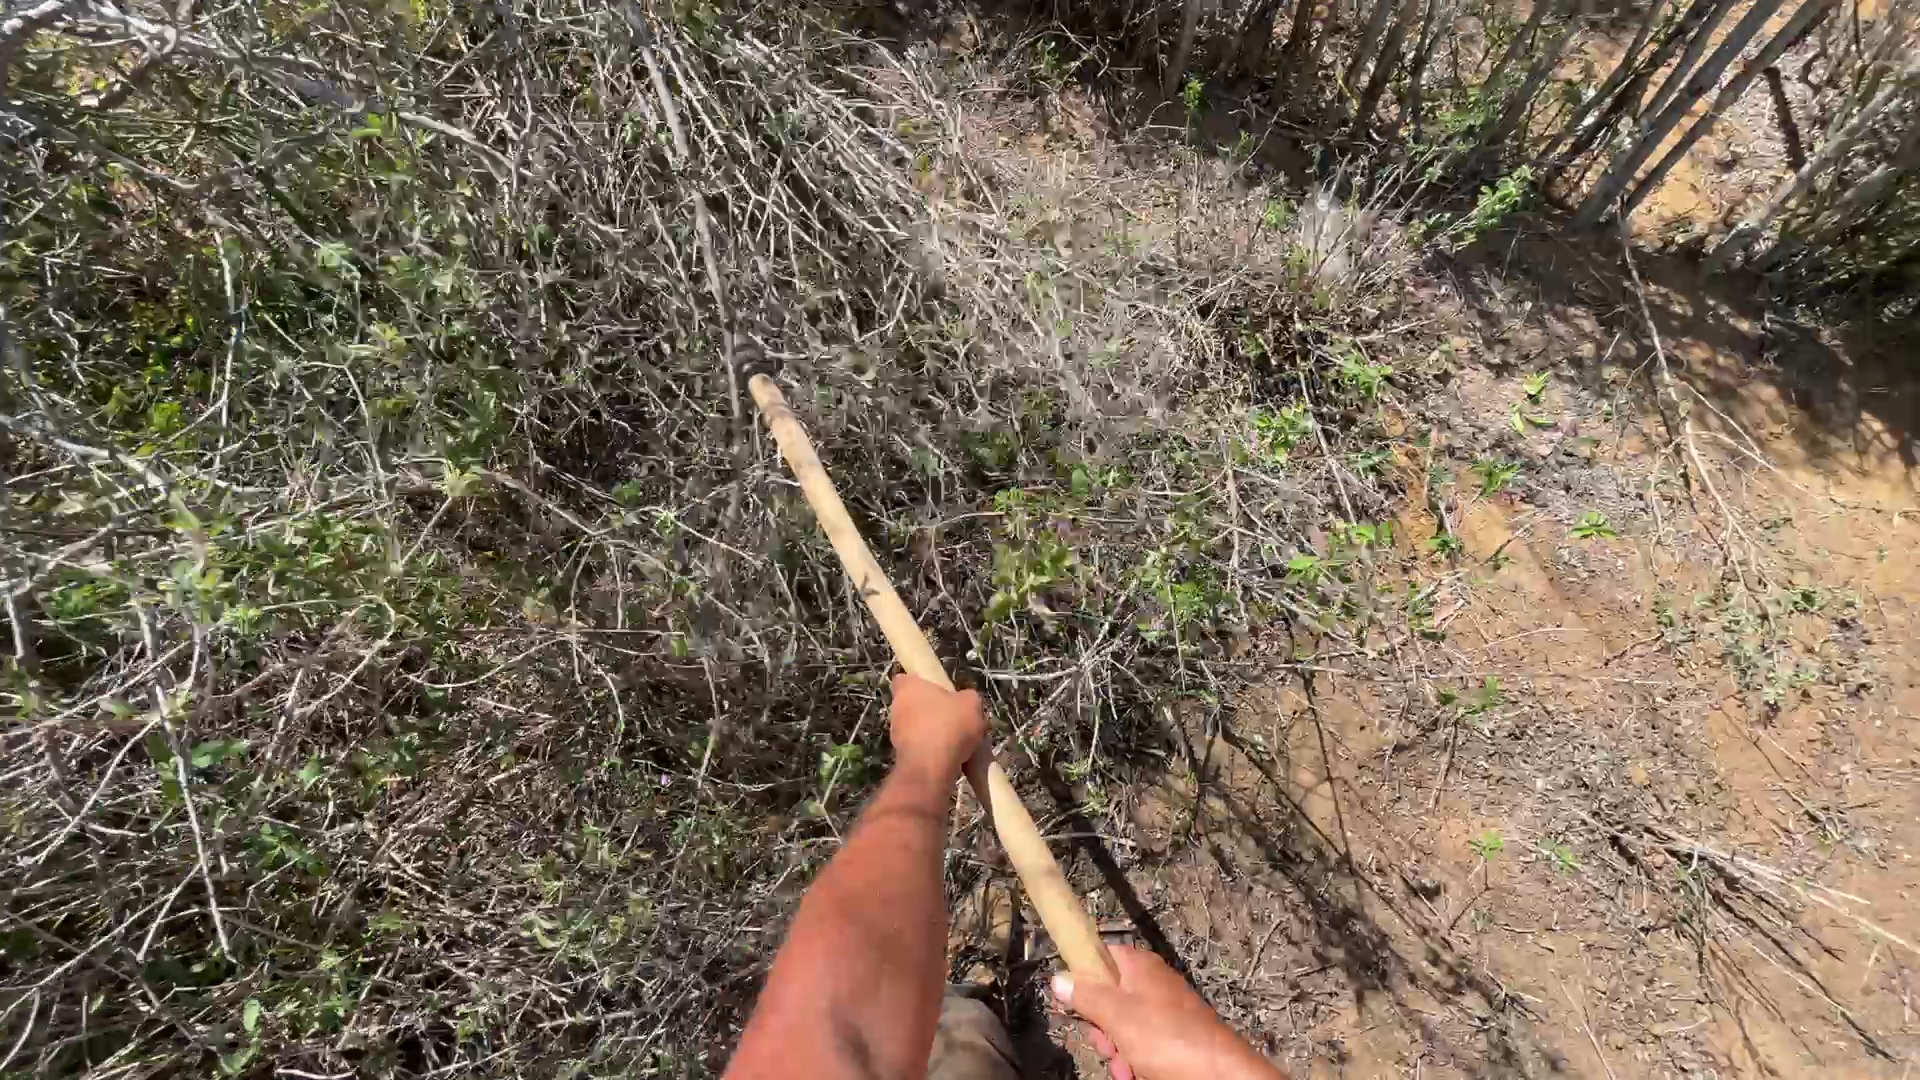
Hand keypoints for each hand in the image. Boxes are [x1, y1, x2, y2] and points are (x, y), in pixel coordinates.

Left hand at [887, 673, 985, 782]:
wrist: (931, 768)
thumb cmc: (949, 725)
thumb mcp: (971, 703)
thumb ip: (967, 698)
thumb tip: (965, 702)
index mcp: (907, 688)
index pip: (904, 679)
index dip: (919, 684)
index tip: (937, 692)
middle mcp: (896, 709)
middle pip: (914, 706)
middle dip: (932, 712)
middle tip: (955, 719)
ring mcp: (896, 734)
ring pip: (918, 729)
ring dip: (934, 734)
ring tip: (959, 743)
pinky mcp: (902, 756)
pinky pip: (922, 750)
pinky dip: (934, 753)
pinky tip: (953, 758)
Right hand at [1051, 947, 1286, 1079]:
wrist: (1222, 1077)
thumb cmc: (1167, 1038)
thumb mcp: (1117, 1015)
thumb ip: (1085, 996)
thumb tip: (1057, 977)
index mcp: (1138, 966)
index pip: (1099, 956)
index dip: (1082, 977)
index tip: (1074, 1002)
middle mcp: (1151, 984)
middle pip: (1108, 997)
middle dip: (1101, 1027)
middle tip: (1106, 1044)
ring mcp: (1164, 1013)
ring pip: (1124, 1027)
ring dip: (1117, 1051)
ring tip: (1125, 1069)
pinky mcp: (1174, 1040)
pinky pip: (1143, 1046)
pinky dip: (1136, 1062)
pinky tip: (1136, 1076)